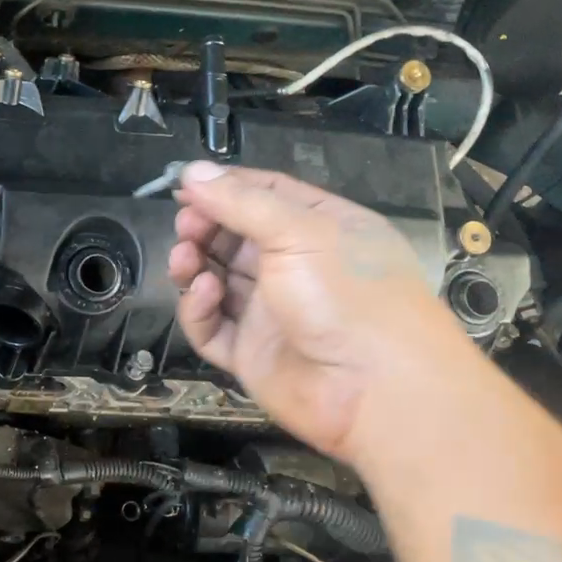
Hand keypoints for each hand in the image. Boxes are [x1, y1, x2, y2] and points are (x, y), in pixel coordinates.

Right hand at [169, 162, 471, 461]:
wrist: (377, 390)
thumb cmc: (347, 295)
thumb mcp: (298, 231)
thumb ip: (240, 202)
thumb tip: (191, 171)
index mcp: (321, 229)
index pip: (265, 196)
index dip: (224, 188)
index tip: (185, 186)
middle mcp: (295, 267)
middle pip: (234, 238)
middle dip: (204, 227)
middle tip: (186, 224)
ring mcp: (270, 312)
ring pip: (217, 280)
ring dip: (195, 265)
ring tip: (185, 259)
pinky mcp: (249, 353)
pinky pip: (212, 327)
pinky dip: (200, 310)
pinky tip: (205, 296)